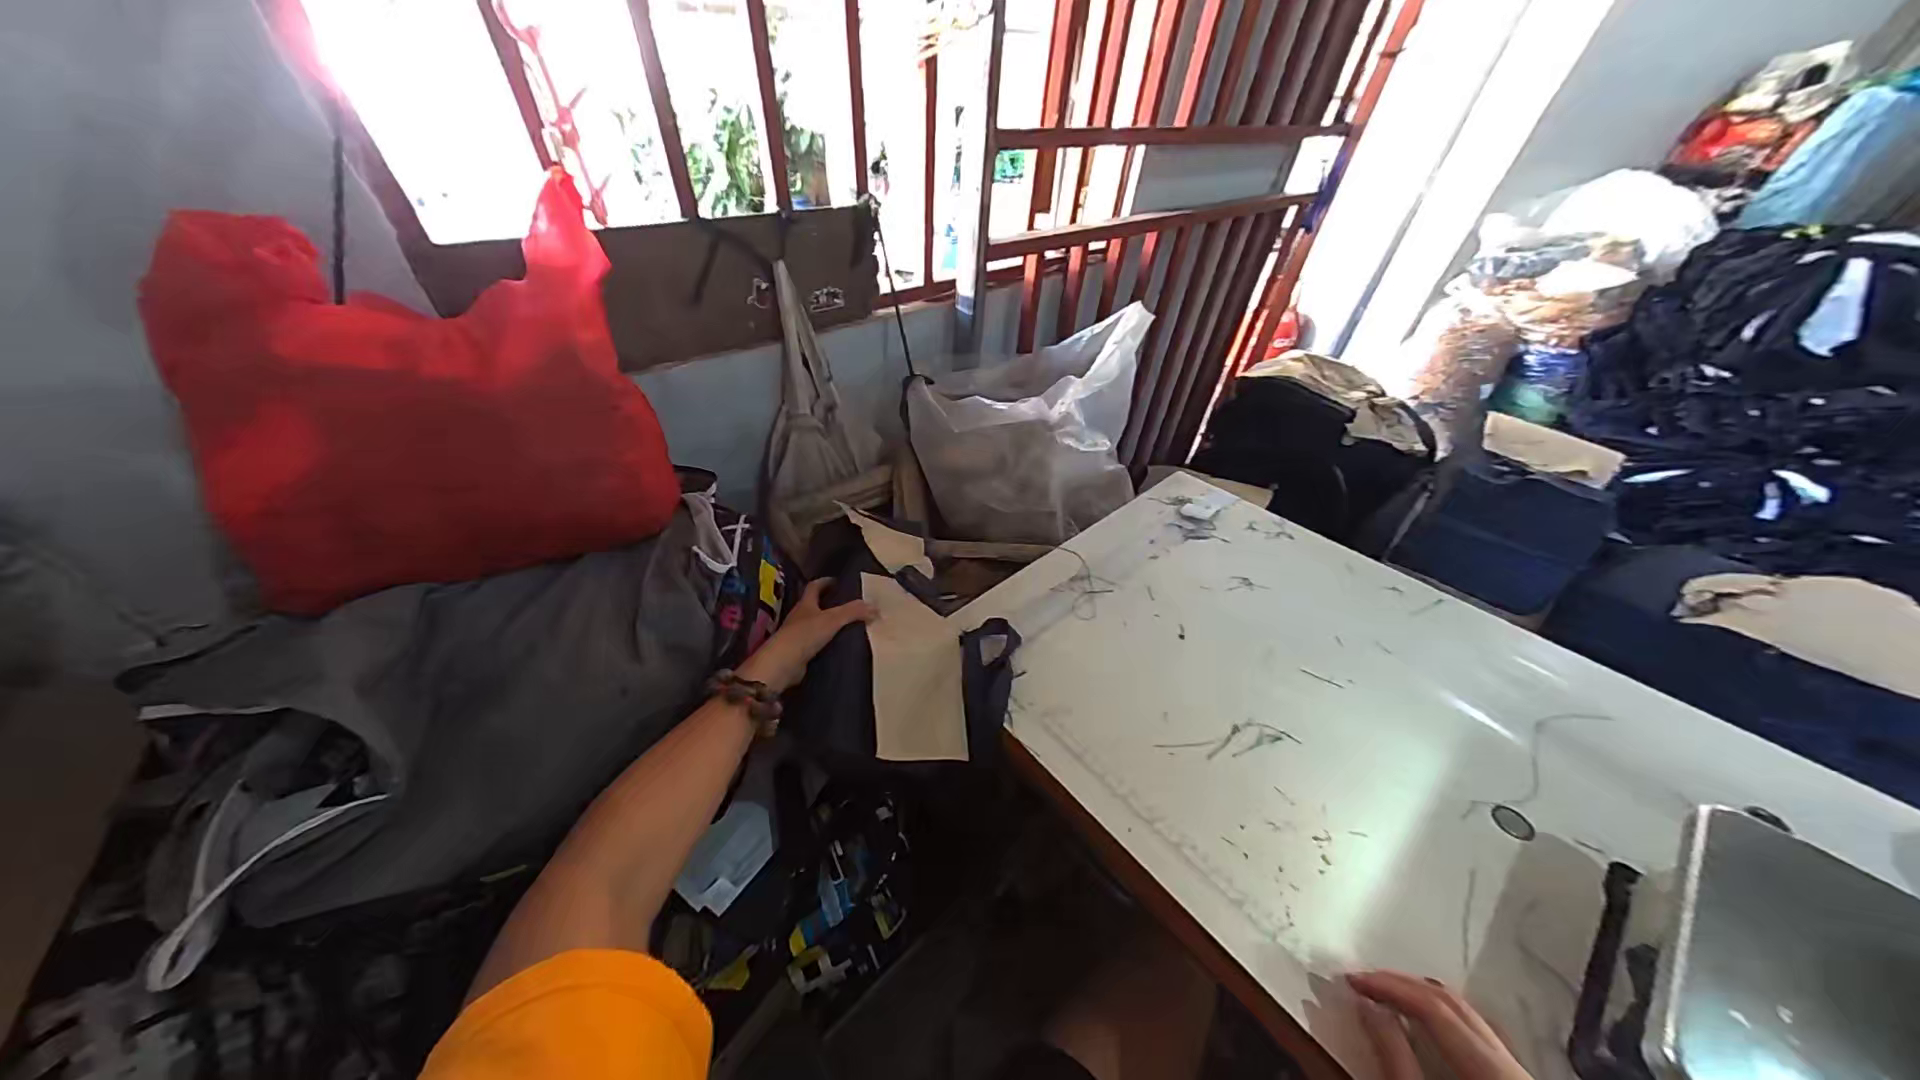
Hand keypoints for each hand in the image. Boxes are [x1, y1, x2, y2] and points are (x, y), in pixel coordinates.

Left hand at [735, 577, 876, 693]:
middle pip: (814, 605)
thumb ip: (854, 611)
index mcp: (805, 604)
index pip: (814, 586)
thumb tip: (875, 607)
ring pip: (815, 625)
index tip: (838, 581)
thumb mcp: (833, 619)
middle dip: (829, 603)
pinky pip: (816, 644)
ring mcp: (797, 635)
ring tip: (848, 625)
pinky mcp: (799, 653)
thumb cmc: (804, 635)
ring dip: (828, 624)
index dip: (826, 582)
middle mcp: (799, 617)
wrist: (783, 665)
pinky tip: (839, 646)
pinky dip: (827, 643)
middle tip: (848, 604)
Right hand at [1349, 972, 1533, 1079]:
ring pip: (1467, 1012)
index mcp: (1489, 1069)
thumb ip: (1393, 1055)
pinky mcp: (1512, 1075)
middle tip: (1364, 980)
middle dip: (1403, 985)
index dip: (1390, 986)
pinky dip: (1443, 1013)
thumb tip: (1366, 1004)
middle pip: (1453, 1004)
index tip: (1353, 980)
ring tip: (1385, 992)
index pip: (1434, 1008)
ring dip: (1421, 995)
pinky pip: (1477, 1028)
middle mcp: (1510, 1063)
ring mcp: (1516, 1069)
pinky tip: (1420, 1016)